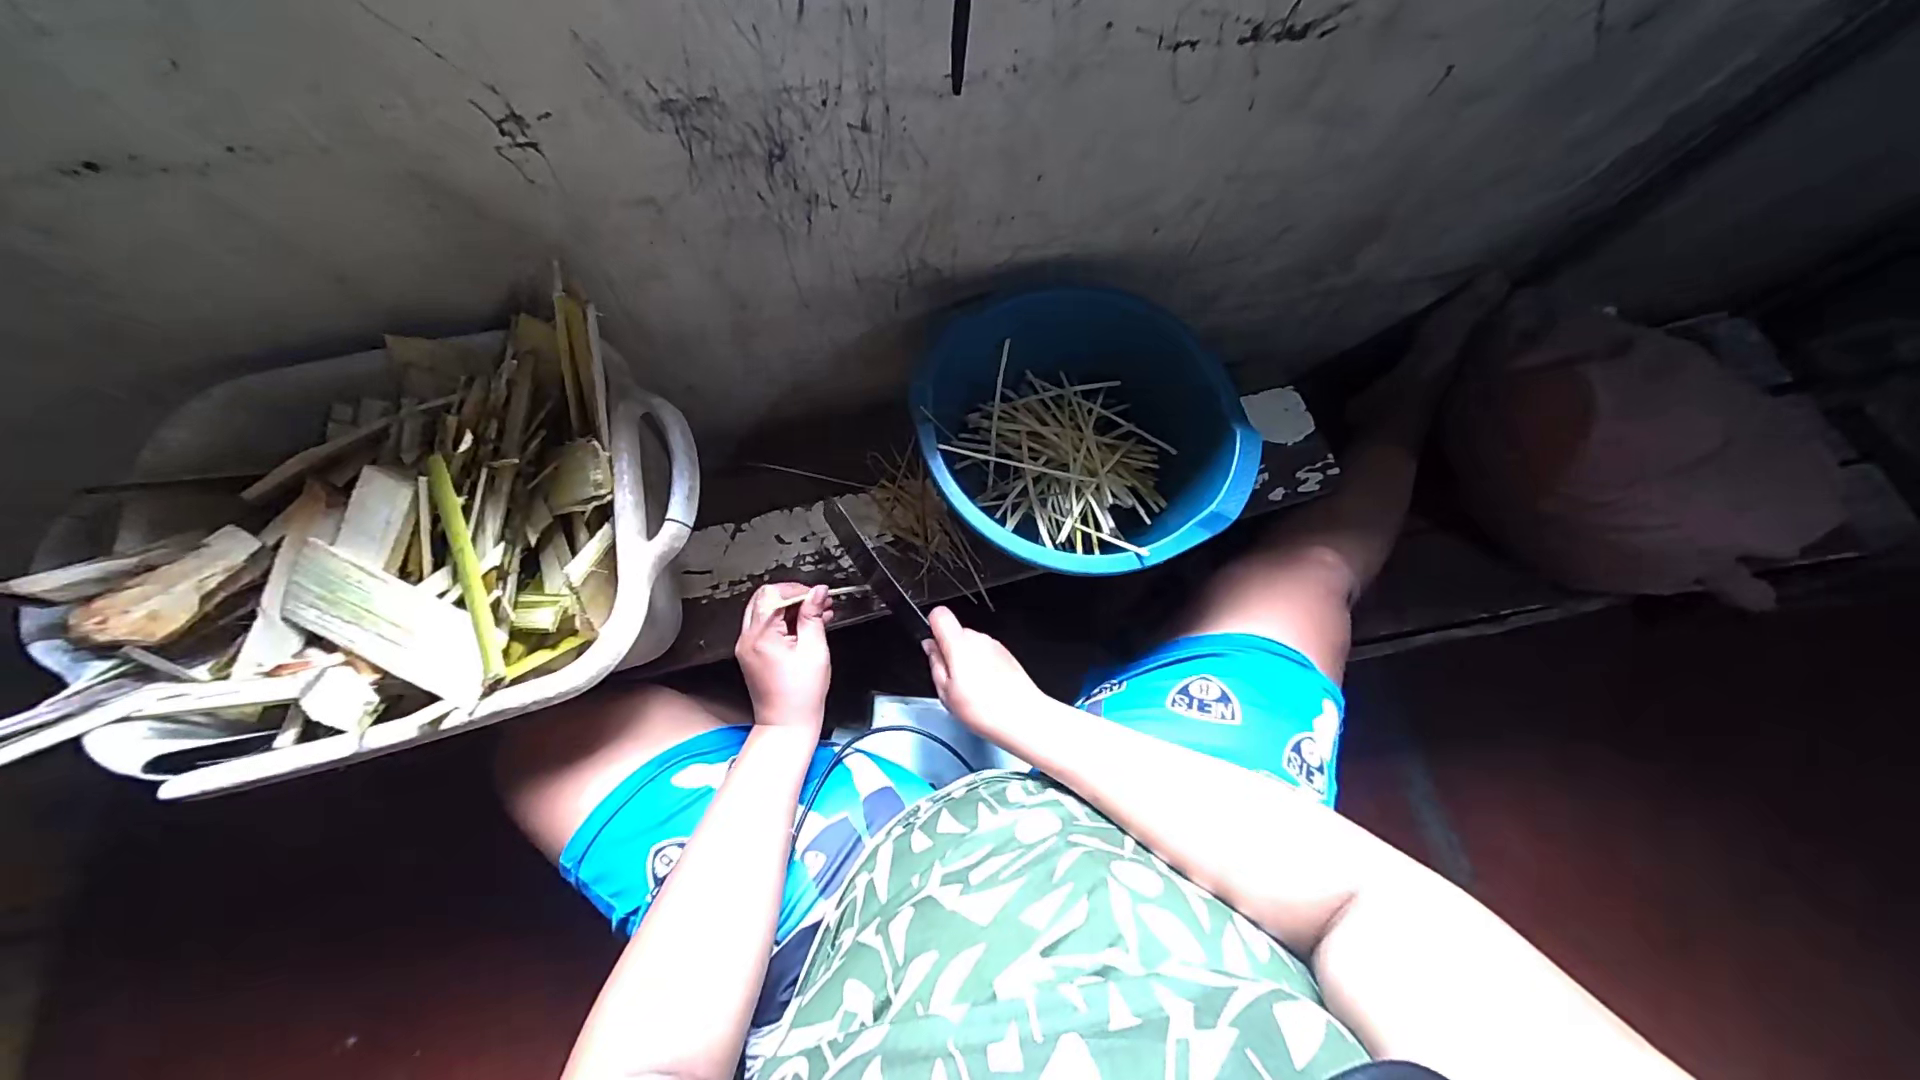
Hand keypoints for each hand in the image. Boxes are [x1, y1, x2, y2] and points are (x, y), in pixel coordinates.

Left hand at [735, 583, 834, 730]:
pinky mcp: (751, 654)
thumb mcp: (814, 649)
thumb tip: (817, 592)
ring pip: (764, 611)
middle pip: (765, 598)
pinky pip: (764, 627)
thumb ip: (813, 616)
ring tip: (816, 616)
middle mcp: (748, 639)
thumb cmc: (800, 695)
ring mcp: (746, 647)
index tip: (818, 596)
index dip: (799, 591)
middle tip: (816, 603)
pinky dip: (783, 622)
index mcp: (762, 636)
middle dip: (793, 596)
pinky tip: (804, 628)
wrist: (787, 723)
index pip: (775, 594)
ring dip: (789, 609)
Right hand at [921, 606, 1046, 734]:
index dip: (933, 628)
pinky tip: (986, 687)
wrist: (1023, 716)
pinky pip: (986, 652)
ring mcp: (994, 645)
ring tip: (972, 688)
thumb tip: (929, 647)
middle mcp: (978, 639)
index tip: (934, 647)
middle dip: (950, 651)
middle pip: (956, 632)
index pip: (940, 614)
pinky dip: (982, 665)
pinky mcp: (1006, 653)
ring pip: (971, 643)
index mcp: (959, 644)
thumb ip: (935, 663)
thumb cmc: (985, 709)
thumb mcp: (946, 692)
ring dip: (967, 660)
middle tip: (953, 680)